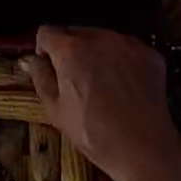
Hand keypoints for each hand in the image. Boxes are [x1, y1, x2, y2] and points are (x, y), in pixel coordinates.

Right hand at [21, 27, 180, 180]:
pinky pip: (127, 49)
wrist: (142, 147)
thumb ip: (40, 76)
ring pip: (103, 39)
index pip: (46, 32)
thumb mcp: (54, 108)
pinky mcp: (149, 54)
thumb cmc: (91, 131)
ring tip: (101, 83)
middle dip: (70, 49)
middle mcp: (99, 38)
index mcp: (70, 49)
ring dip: (96, 53)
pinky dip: (121, 60)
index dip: (44, 49)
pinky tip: (123, 86)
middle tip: (75, 78)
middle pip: (76, 32)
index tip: (49, 67)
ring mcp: (128, 44)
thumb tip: (30, 60)